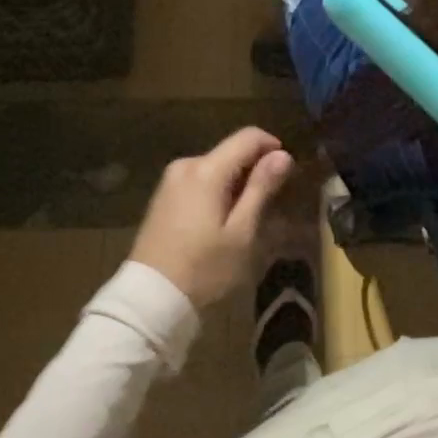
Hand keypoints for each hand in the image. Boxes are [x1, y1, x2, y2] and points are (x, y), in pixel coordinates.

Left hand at [131, 128, 293, 307]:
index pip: (247, 137)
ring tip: (248, 216)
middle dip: (254, 169)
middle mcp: (185, 165)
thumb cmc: (203, 270)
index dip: (272, 147)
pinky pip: (198, 181)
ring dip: (235, 182)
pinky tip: (221, 221)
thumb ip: (261, 189)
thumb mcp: (241, 233)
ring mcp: (169, 182)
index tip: (287, 173)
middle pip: (230, 152)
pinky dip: (216, 191)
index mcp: (206, 170)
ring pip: (214, 167)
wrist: (149, 301)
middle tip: (271, 203)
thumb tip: (282, 155)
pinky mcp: (162, 198)